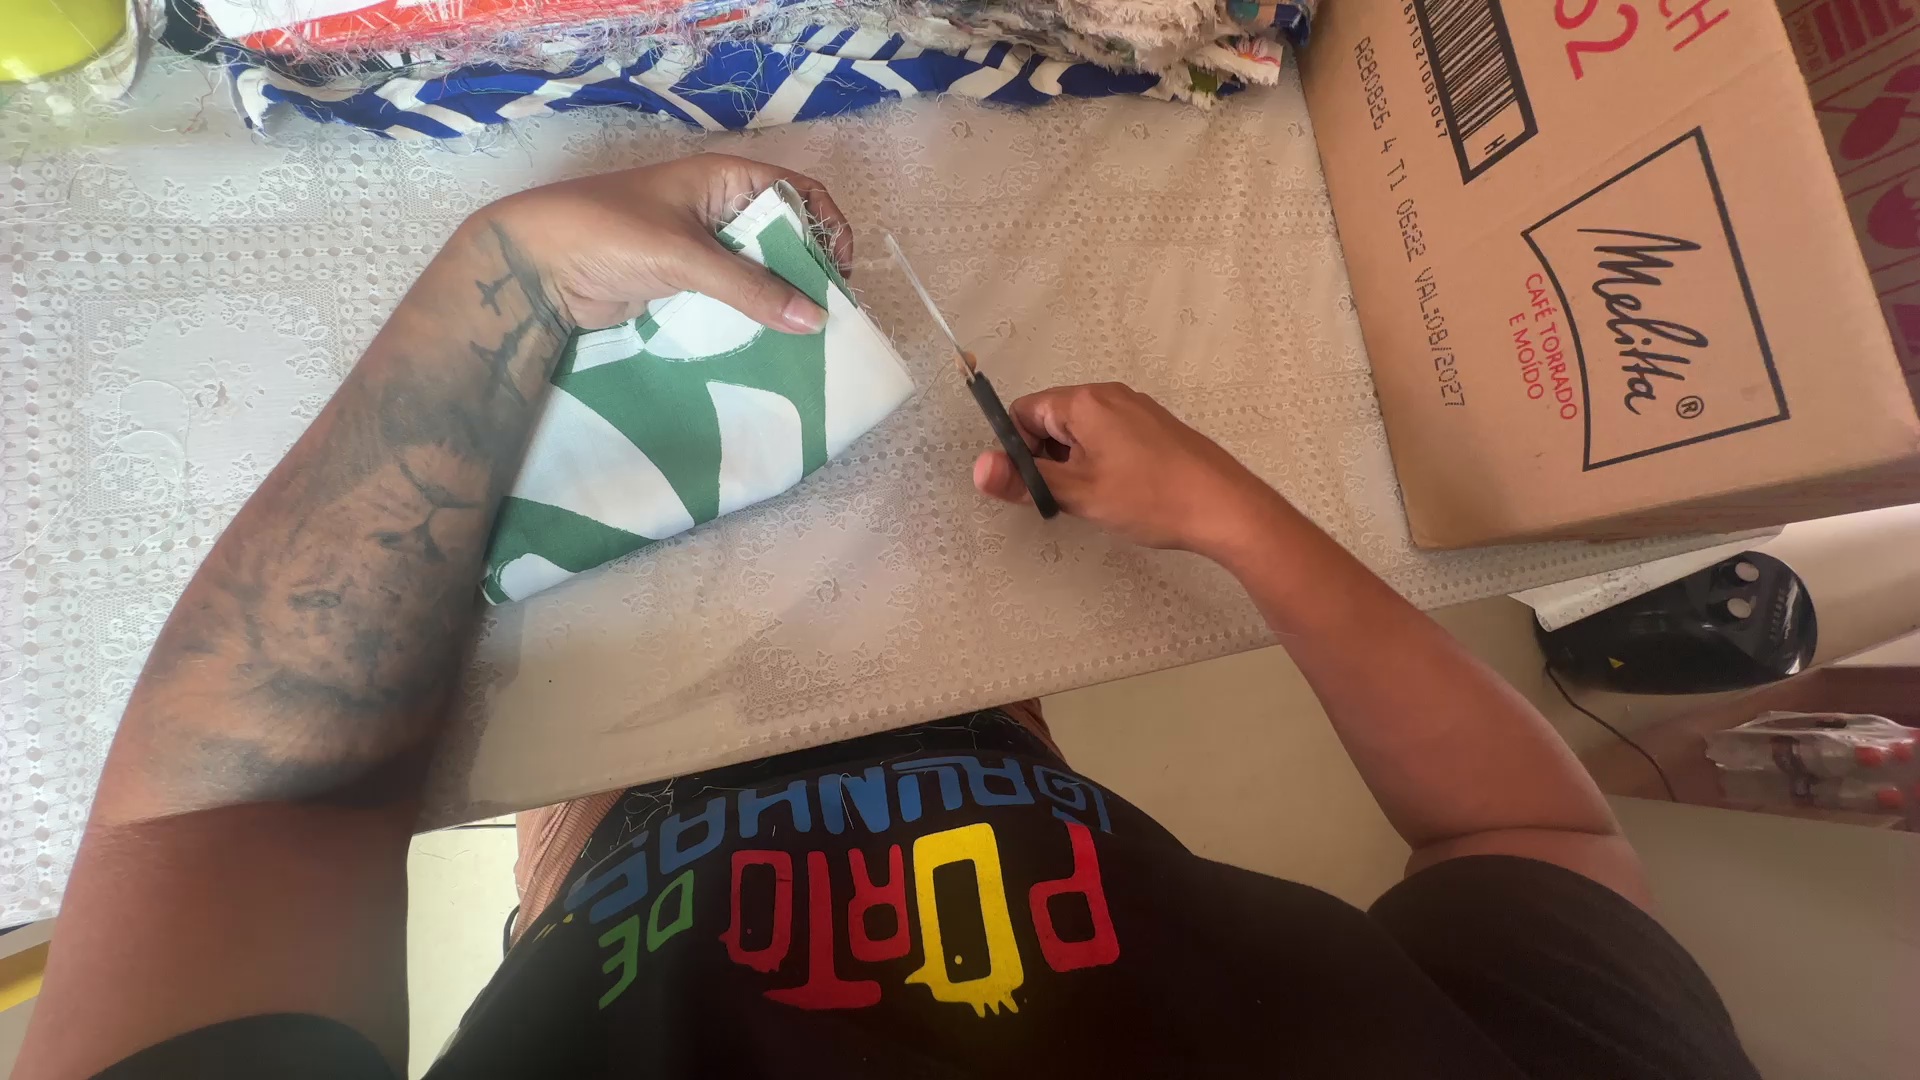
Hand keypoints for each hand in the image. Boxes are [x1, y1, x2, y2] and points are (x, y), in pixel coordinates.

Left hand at [478, 153, 851, 331]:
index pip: (798, 193)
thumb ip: (751, 288)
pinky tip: (775, 338)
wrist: (539, 267)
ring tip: (809, 331)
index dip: (827, 226)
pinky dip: (761, 314)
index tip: (838, 270)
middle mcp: (723, 209)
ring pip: (766, 270)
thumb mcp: (686, 256)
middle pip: (788, 234)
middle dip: (812, 269)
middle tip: (828, 310)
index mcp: (726, 180)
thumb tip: (814, 319)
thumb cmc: (609, 234)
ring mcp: (709, 248)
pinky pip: (742, 296)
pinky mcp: (694, 282)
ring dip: (788, 297)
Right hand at [971, 382, 1283, 555]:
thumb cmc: (1149, 498)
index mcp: (1085, 402)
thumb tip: (977, 468)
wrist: (1225, 508)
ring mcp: (1135, 408)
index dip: (1020, 450)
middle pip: (1051, 420)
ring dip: (1074, 463)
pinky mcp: (1154, 426)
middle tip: (1069, 495)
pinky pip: (1107, 436)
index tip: (1039, 482)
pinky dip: (1100, 461)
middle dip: (1048, 457)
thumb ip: (1025, 480)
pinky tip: (1121, 491)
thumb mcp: (1078, 493)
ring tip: (1096, 497)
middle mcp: (1109, 395)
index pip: (1024, 412)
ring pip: (1080, 432)